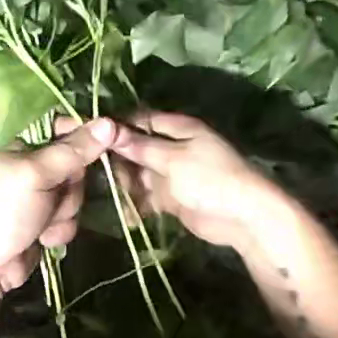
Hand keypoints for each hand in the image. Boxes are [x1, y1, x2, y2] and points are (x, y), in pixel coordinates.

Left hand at [0, 118, 117, 312]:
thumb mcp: (34, 176)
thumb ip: (72, 151)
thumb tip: (109, 122)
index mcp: (16, 145)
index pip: (60, 127)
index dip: (84, 136)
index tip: (109, 142)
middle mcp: (27, 166)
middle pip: (74, 164)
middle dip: (70, 186)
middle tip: (52, 197)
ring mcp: (35, 195)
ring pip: (75, 193)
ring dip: (64, 212)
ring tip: (41, 224)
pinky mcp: (42, 221)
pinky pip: (68, 217)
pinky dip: (58, 230)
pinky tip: (42, 239)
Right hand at [110, 111, 295, 254]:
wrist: (243, 217)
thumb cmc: (210, 179)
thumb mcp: (172, 158)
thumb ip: (140, 146)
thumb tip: (109, 129)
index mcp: (179, 128)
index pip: (141, 120)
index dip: (118, 128)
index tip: (94, 138)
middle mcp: (174, 147)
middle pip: (137, 148)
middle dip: (121, 162)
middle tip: (106, 175)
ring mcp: (173, 173)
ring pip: (139, 174)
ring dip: (127, 186)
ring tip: (120, 199)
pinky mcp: (172, 197)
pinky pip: (148, 196)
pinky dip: (138, 205)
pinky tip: (129, 216)